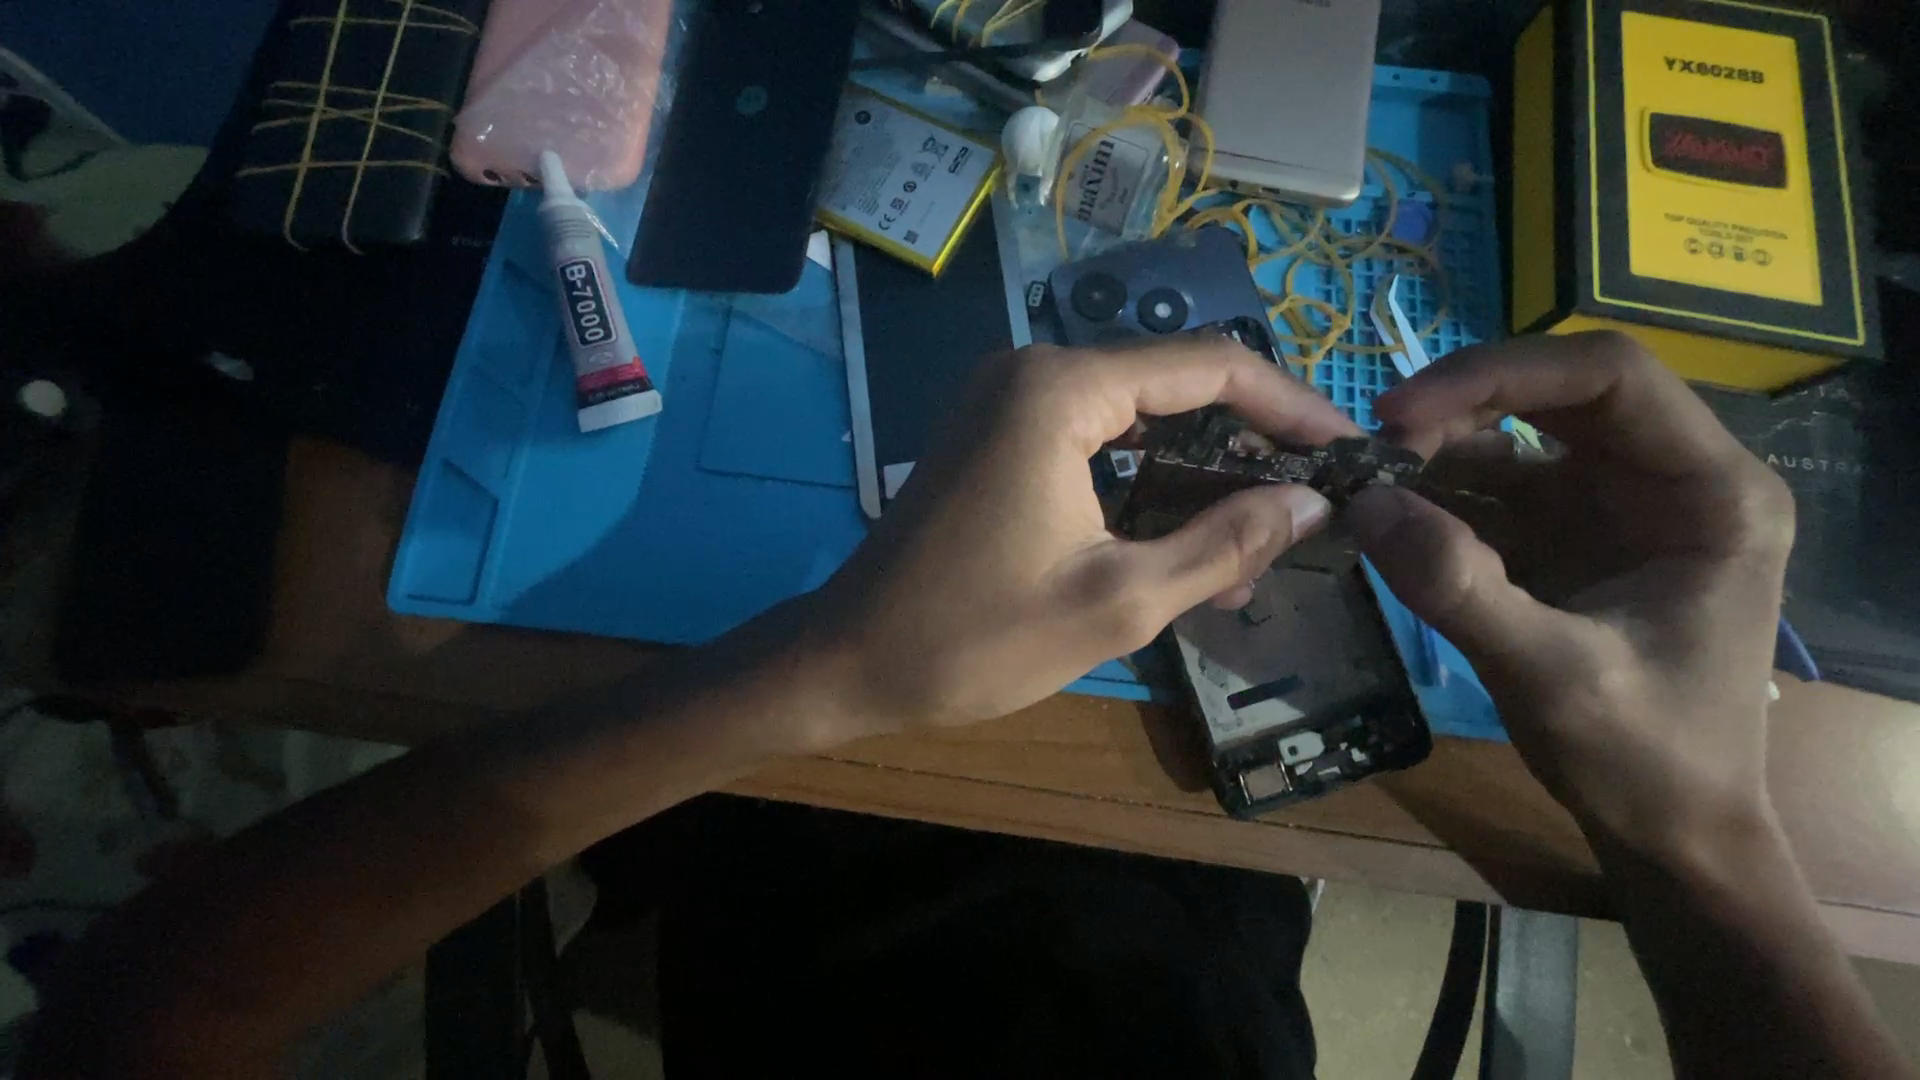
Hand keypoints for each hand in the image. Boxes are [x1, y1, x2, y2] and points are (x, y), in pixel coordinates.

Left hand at [811, 337, 1357, 732]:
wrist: (850, 660)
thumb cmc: (975, 638)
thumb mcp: (1119, 602)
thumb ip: (1222, 543)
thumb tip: (1308, 501)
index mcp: (1060, 391)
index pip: (1209, 369)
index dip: (1290, 406)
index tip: (1348, 452)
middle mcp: (1031, 372)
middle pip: (1171, 389)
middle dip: (1243, 448)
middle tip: (1306, 509)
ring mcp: (1004, 402)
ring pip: (1132, 422)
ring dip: (1193, 478)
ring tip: (1250, 550)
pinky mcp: (992, 437)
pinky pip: (1089, 444)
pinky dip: (1139, 486)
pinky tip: (1179, 544)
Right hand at [1345, 332, 1794, 857]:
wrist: (1664, 824)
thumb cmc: (1643, 757)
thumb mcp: (1549, 677)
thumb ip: (1458, 589)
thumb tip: (1364, 504)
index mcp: (1705, 492)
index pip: (1606, 377)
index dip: (1496, 375)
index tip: (1398, 415)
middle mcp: (1657, 478)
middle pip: (1547, 394)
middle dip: (1451, 409)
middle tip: (1369, 451)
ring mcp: (1599, 505)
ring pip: (1502, 435)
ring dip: (1426, 452)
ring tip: (1360, 486)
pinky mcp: (1550, 536)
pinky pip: (1476, 489)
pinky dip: (1421, 495)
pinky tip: (1378, 516)